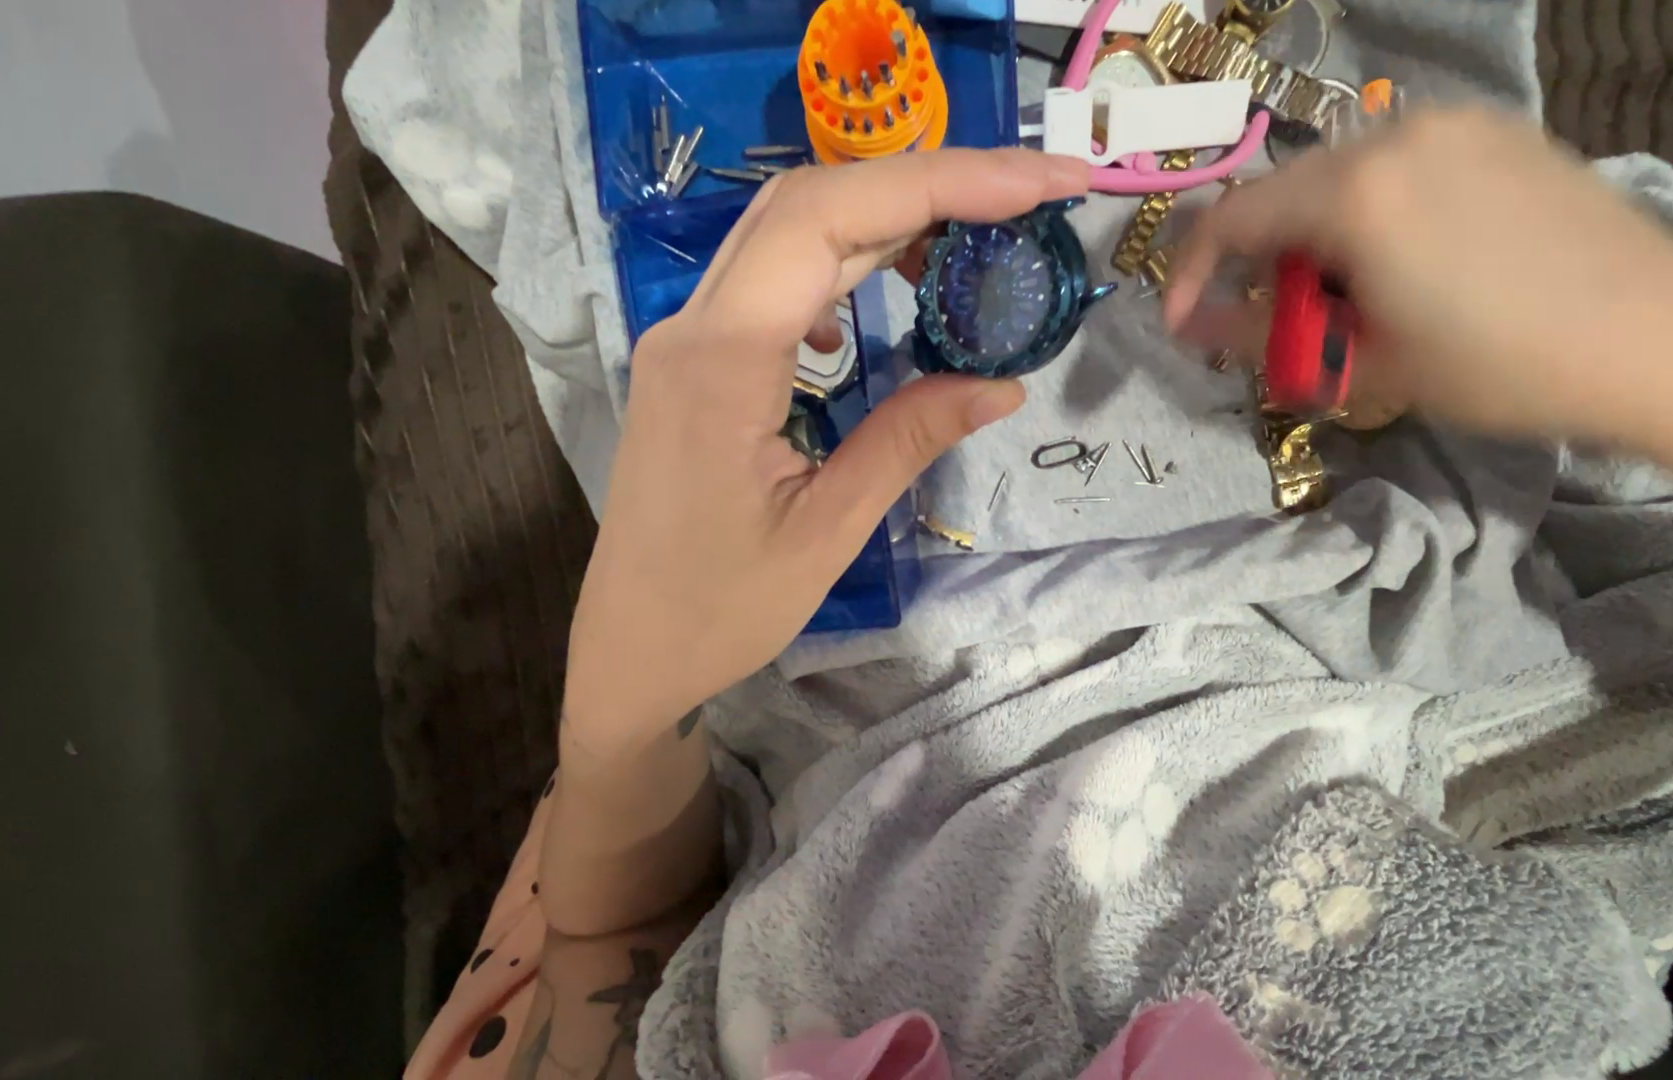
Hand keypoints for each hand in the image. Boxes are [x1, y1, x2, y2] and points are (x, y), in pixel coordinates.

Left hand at [563, 148, 1091, 752]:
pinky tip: (888, 296)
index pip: (832, 222)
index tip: (1040, 183)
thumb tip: (1002, 384)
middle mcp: (695, 325)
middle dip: (931, 182)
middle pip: (813, 203)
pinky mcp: (697, 358)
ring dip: (889, 215)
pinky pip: (772, 276)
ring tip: (979, 235)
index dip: (943, 183)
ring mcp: (688, 336)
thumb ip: (909, 440)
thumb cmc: (720, 608)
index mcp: (723, 362)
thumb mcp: (828, 531)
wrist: (632, 649)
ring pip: (790, 230)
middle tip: (1032, 195)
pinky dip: (844, 262)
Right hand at [1164, 107, 1672, 456]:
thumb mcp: (1362, 363)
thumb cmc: (1499, 369)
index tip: (1180, 322)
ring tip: (1344, 298)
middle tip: (1277, 322)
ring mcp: (1454, 127)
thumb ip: (1258, 337)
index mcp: (1356, 194)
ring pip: (1336, 177)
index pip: (1230, 218)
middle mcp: (1396, 137)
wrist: (1662, 344)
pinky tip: (1400, 262)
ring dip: (1312, 238)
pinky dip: (1367, 212)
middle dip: (1258, 261)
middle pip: (1281, 193)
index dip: (1190, 273)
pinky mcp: (1499, 134)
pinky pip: (1395, 164)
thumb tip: (1189, 325)